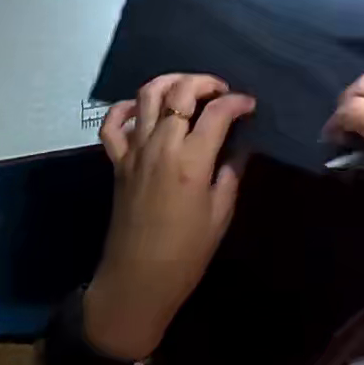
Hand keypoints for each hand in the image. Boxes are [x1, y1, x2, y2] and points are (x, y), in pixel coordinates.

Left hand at [87, 73, 253, 360]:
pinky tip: (144, 110)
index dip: (238, 102)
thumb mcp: (221, 212)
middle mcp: (161, 146)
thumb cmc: (186, 253)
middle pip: (181, 91)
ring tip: (189, 90)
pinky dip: (126, 108)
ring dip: (171, 82)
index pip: (218, 112)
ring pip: (147, 95)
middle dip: (206, 82)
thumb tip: (239, 145)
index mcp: (192, 160)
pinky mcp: (117, 162)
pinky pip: (113, 124)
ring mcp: (135, 151)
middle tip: (222, 93)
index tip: (250, 105)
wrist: (136, 282)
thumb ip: (231, 171)